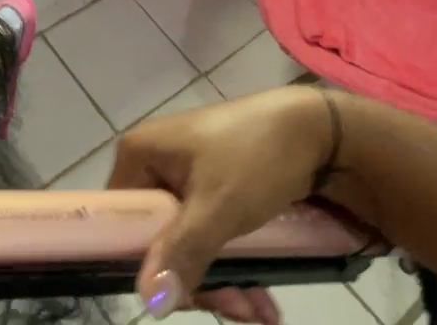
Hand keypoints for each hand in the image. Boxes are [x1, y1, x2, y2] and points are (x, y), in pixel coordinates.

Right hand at [108, 86, 335, 323]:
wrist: (315, 130)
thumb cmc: (255, 157)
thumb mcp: (217, 207)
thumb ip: (181, 251)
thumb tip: (147, 302)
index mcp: (138, 154)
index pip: (121, 220)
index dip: (146, 264)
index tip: (182, 296)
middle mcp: (154, 162)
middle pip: (157, 238)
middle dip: (198, 280)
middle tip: (237, 306)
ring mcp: (184, 174)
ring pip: (187, 242)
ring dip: (222, 281)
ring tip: (259, 308)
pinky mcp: (212, 186)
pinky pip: (207, 233)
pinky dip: (232, 265)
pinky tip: (261, 296)